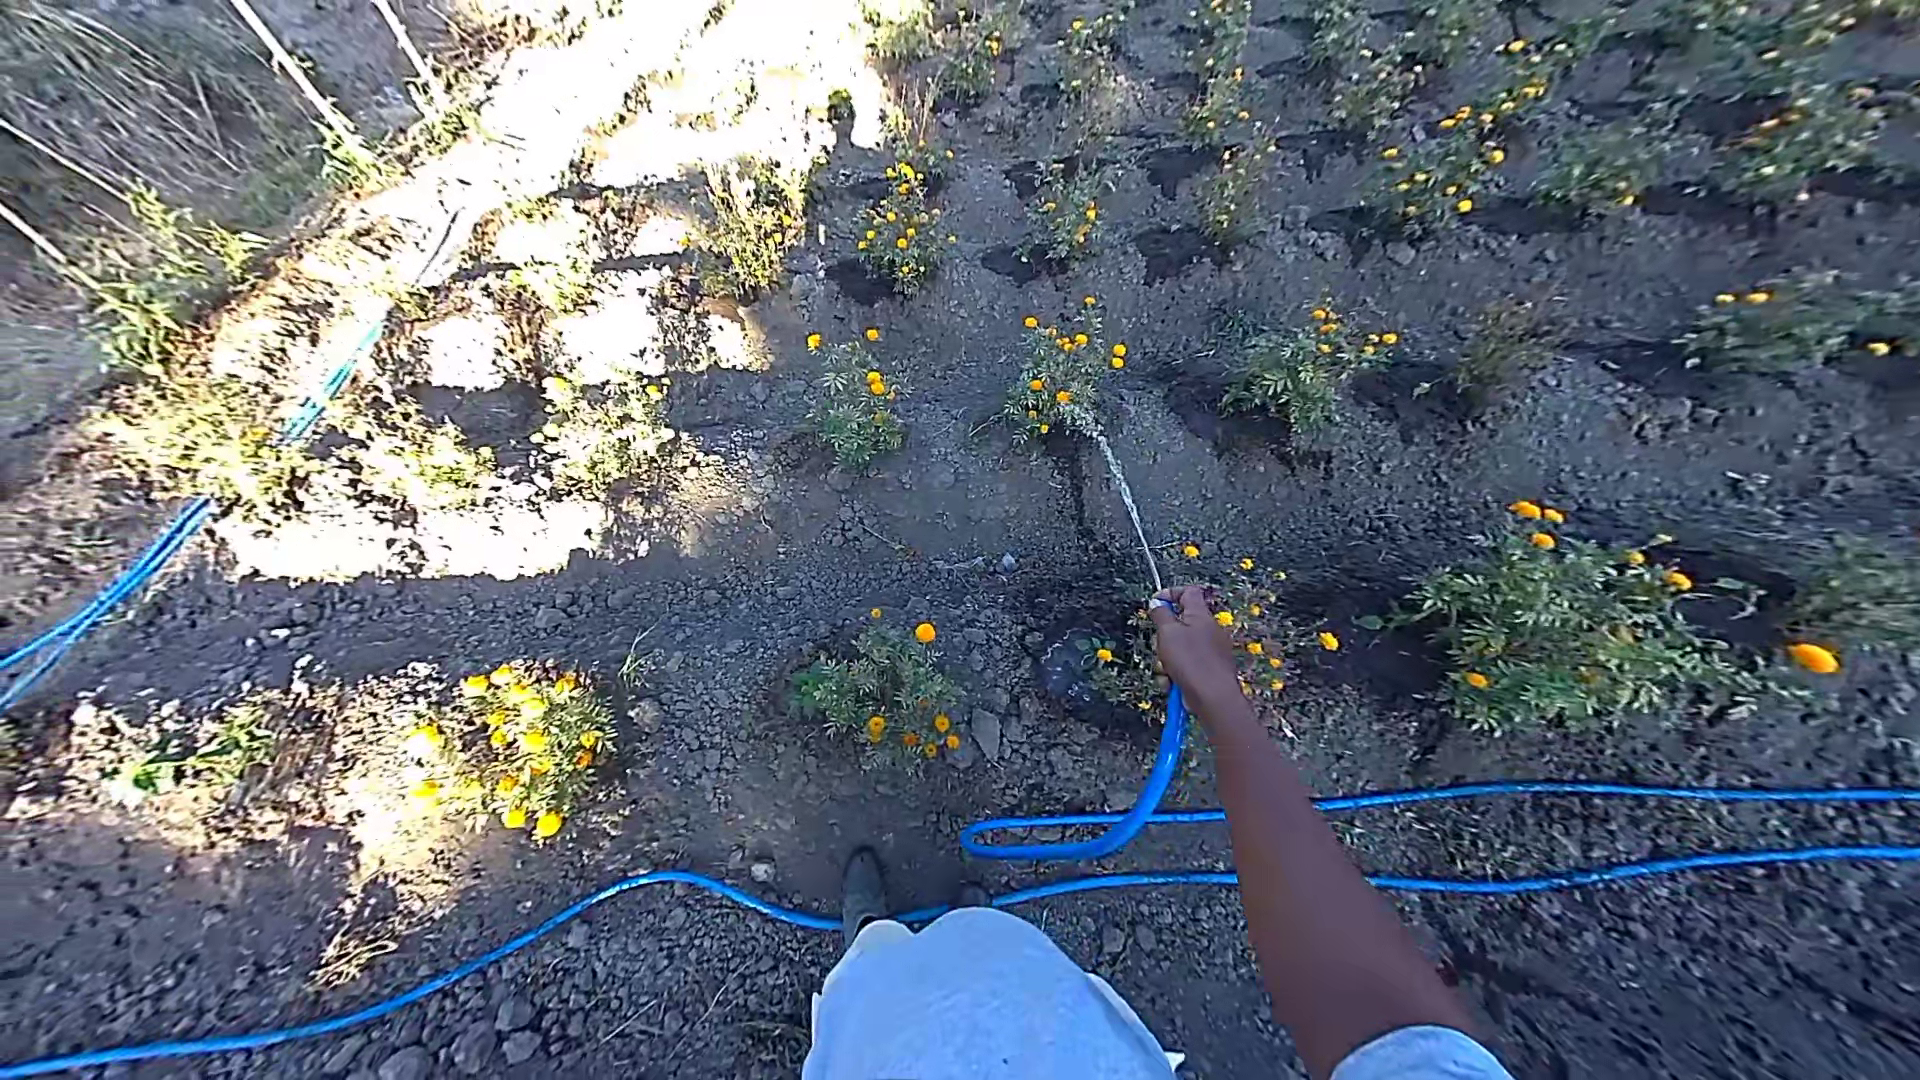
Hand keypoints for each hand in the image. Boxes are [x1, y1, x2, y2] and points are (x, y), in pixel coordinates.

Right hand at [1148, 584, 1244, 713]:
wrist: (1212, 697)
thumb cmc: (1191, 661)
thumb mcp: (1168, 632)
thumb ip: (1160, 614)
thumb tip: (1157, 603)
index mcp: (1200, 616)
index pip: (1188, 592)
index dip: (1169, 594)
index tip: (1154, 603)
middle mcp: (1208, 631)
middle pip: (1178, 624)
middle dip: (1163, 637)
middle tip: (1160, 646)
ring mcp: (1209, 652)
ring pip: (1178, 648)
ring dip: (1165, 660)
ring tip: (1166, 671)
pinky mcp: (1207, 670)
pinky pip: (1184, 666)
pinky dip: (1174, 674)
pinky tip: (1172, 683)